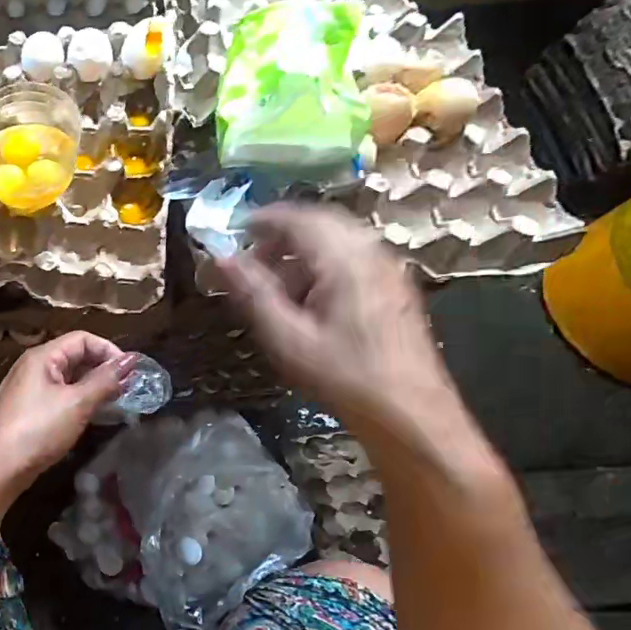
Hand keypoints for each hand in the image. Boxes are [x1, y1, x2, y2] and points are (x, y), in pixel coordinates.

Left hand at [0, 332, 136, 483]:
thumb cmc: (37, 429)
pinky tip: (94, 417)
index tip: (132, 373)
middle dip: (103, 369)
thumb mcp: (77, 403)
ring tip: (117, 404)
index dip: (109, 350)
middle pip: (75, 357)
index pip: (83, 339)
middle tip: (129, 390)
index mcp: (43, 357)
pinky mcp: (30, 411)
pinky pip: (61, 397)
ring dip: (94, 387)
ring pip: (69, 379)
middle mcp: (34, 367)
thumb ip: (105, 380)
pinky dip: (80, 402)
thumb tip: (131, 359)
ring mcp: (30, 390)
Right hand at [216, 203, 457, 427]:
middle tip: (251, 258)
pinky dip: (321, 264)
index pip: (300, 218)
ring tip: (274, 283)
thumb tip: (222, 259)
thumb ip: (253, 293)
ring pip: (338, 241)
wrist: (408, 410)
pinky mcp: (394, 288)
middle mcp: (371, 254)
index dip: (264, 220)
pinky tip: (307, 297)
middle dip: (282, 235)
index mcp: (344, 260)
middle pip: (321, 224)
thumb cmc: (342, 375)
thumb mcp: (286, 337)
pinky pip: (352, 258)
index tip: (236, 230)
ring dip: (301, 251)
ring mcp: (388, 270)